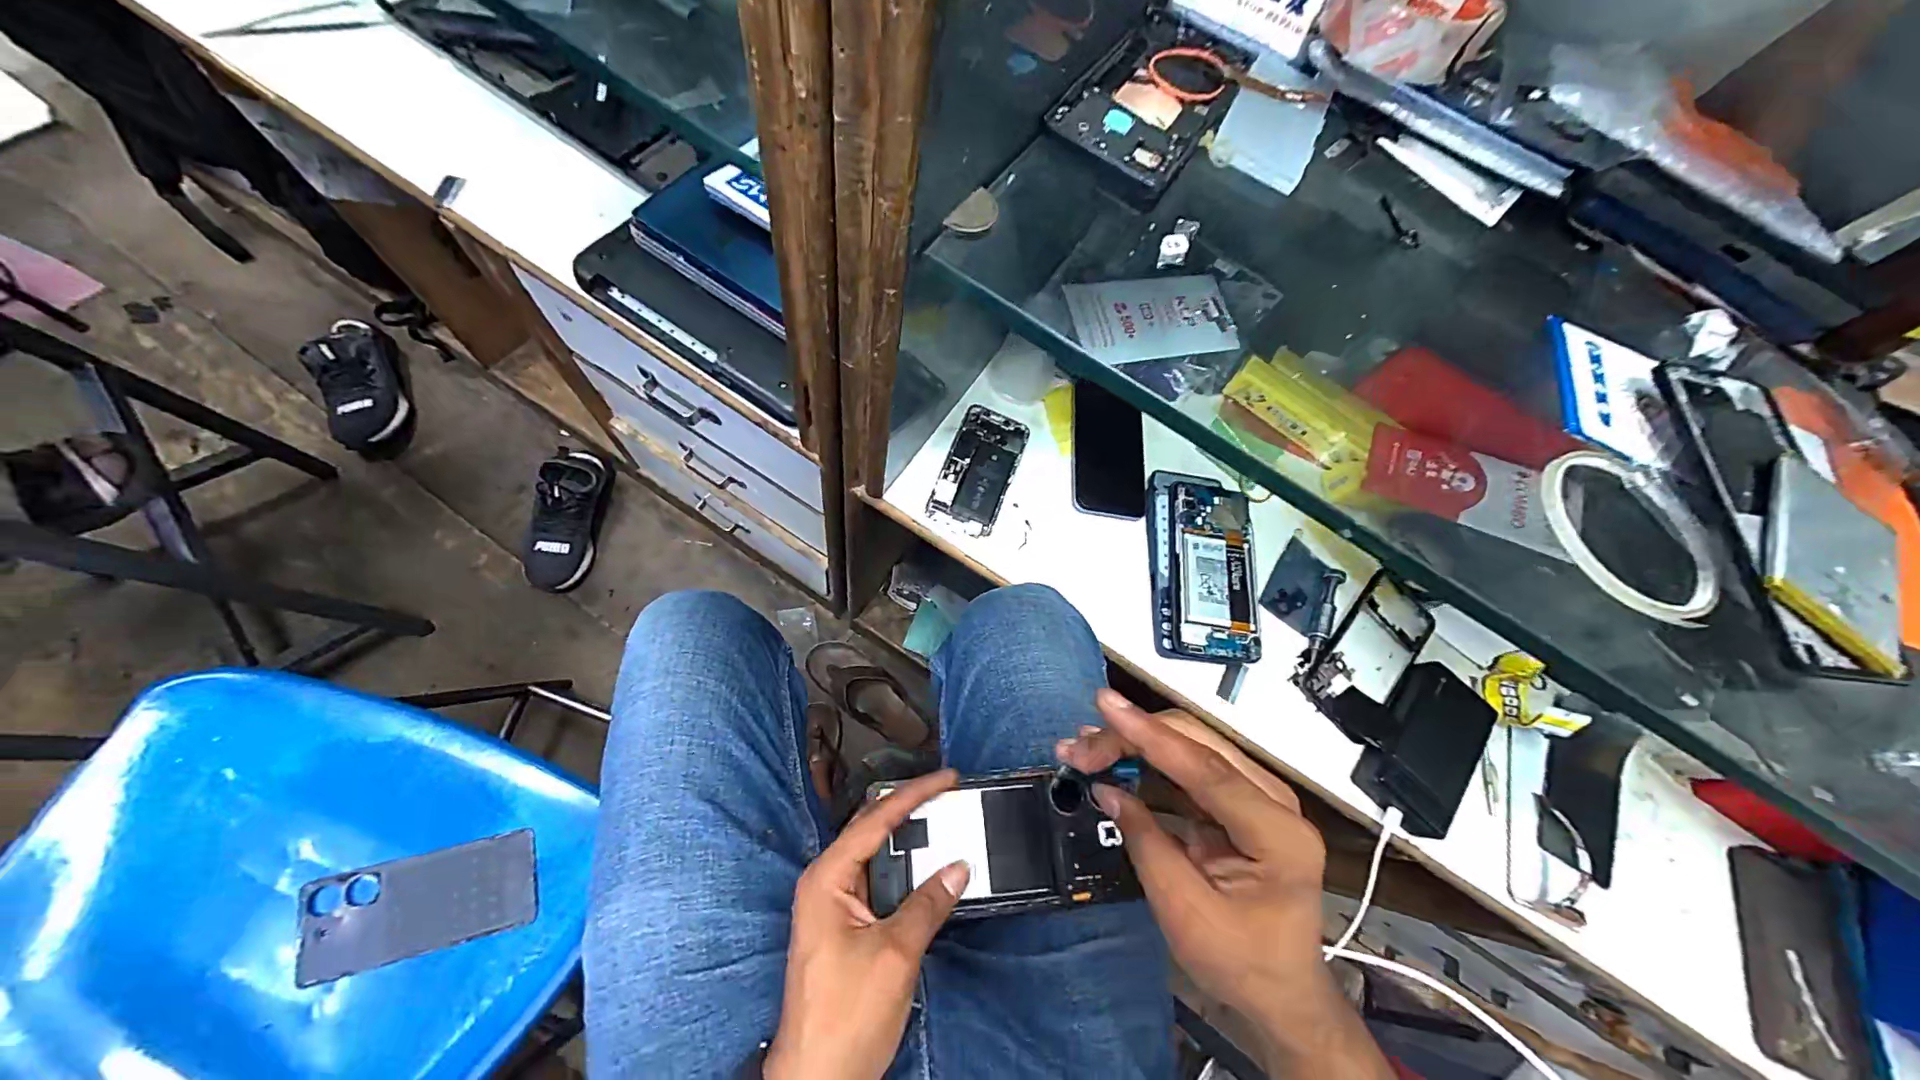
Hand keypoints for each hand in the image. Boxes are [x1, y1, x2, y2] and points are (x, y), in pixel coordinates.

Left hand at [764, 769, 969, 1079]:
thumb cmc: (846, 1015)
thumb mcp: (896, 953)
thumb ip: (928, 903)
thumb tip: (958, 867)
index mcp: (827, 878)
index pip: (876, 820)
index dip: (915, 793)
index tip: (948, 778)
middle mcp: (826, 882)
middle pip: (873, 831)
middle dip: (912, 811)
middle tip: (950, 796)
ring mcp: (834, 905)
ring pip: (878, 857)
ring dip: (912, 843)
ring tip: (947, 826)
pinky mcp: (846, 926)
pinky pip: (880, 884)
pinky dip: (907, 874)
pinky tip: (931, 871)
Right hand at [1059, 690, 1392, 1078]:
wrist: (1282, 992)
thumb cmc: (1241, 961)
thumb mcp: (1184, 910)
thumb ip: (1145, 841)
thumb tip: (1106, 789)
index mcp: (1277, 833)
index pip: (1206, 768)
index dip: (1150, 735)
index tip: (1106, 706)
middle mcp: (1275, 801)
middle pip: (1197, 745)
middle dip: (1133, 737)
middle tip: (1078, 748)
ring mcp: (1259, 797)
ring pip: (1190, 746)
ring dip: (1136, 742)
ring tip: (1084, 747)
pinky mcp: (1238, 800)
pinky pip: (1189, 765)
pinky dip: (1148, 759)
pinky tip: (1113, 756)